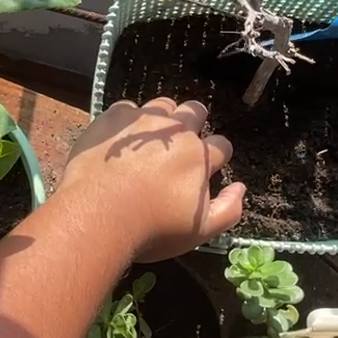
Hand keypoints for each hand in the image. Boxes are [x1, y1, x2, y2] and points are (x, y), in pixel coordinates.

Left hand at [59, 98, 244, 261]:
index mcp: (199, 157)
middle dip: (196, 120)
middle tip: (183, 139)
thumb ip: (228, 210)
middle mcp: (176, 131)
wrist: (97, 215)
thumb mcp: (199, 232)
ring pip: (162, 105)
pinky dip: (128, 121)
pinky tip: (122, 140)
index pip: (222, 145)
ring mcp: (143, 121)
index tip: (208, 164)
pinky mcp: (113, 118)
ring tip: (152, 137)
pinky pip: (127, 109)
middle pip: (195, 111)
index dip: (218, 154)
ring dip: (163, 117)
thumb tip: (241, 188)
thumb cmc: (152, 229)